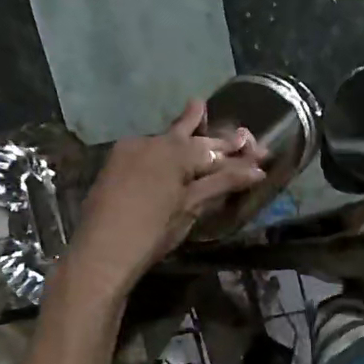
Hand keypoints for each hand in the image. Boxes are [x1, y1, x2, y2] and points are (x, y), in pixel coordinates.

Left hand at [62, 100, 267, 297]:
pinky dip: (163, 148)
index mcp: (176, 151)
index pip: (216, 149)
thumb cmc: (153, 232)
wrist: (102, 252)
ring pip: (166, 138)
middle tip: (239, 131)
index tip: (261, 152)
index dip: (240, 153)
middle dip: (215, 136)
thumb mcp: (191, 207)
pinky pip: (147, 148)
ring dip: (186, 132)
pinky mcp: (115, 163)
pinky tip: (168, 151)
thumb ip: (222, 183)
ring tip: (199, 112)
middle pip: (191, 135)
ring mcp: (130, 149)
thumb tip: (256, 171)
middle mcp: (153, 141)